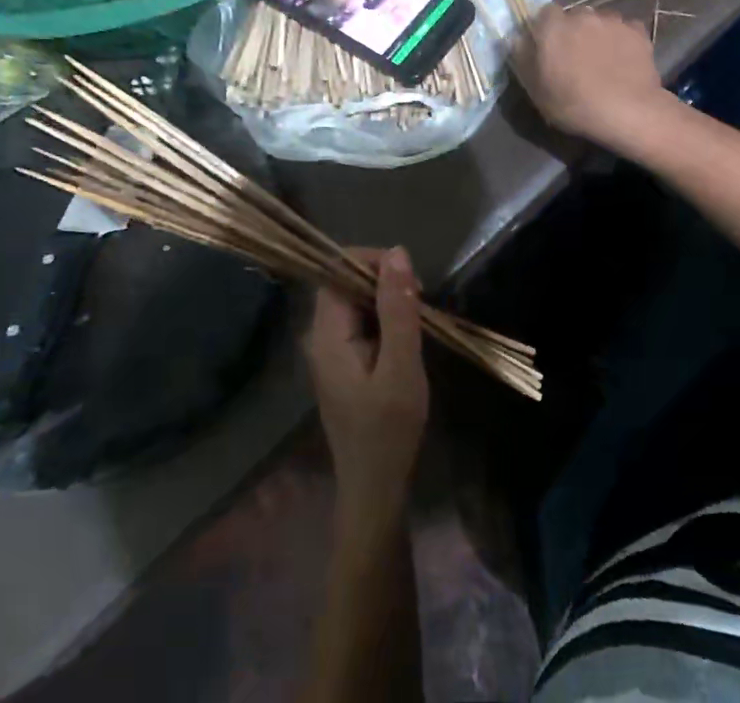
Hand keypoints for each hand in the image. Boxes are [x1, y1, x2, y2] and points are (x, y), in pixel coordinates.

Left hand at [303, 248, 428, 511]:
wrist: (374, 485)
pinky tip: (407, 339)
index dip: (371, 262)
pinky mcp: (343, 362)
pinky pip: (360, 325)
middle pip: (344, 285)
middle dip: (383, 282)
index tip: (410, 279)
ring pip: (355, 304)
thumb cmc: (388, 430)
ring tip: (418, 321)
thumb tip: (397, 254)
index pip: (336, 271)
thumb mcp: (401, 367)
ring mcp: (330, 350)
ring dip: (387, 302)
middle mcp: (320, 335)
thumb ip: (398, 310)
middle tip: (420, 302)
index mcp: (326, 333)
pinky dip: (385, 321)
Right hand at [514, 5, 666, 147]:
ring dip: (597, 34)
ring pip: (600, 21)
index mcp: (553, 27)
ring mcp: (613, 20)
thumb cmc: (572, 104)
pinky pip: (624, 29)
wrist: (626, 110)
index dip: (545, 29)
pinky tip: (622, 60)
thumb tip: (518, 39)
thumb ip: (523, 58)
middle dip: (572, 31)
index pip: (544, 13)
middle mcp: (582, 15)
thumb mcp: (535, 89)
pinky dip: (620, 40)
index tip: (547, 48)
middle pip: (574, 16)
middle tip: (574, 57)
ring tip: (601, 59)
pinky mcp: (638, 30)